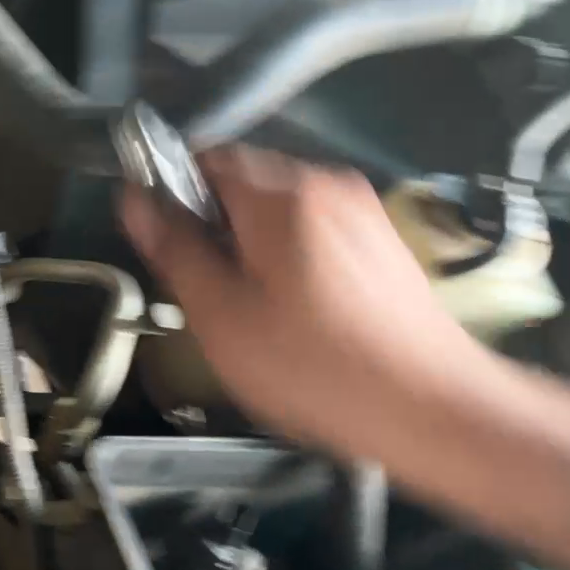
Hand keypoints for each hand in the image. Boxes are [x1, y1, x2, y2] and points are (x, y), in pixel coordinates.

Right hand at [121, 148, 485, 447]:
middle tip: (201, 281)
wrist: (434, 412)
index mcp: (281, 195)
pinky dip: (284, 253)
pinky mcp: (383, 244)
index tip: (161, 239)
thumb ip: (173, 247)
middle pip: (243, 180)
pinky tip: (290, 308)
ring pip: (276, 208)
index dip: (171, 190)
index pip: (206, 157)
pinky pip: (312, 229)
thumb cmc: (309, 361)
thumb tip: (135, 201)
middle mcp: (328, 187)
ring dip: (245, 239)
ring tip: (244, 300)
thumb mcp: (218, 311)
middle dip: (210, 220)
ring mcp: (363, 213)